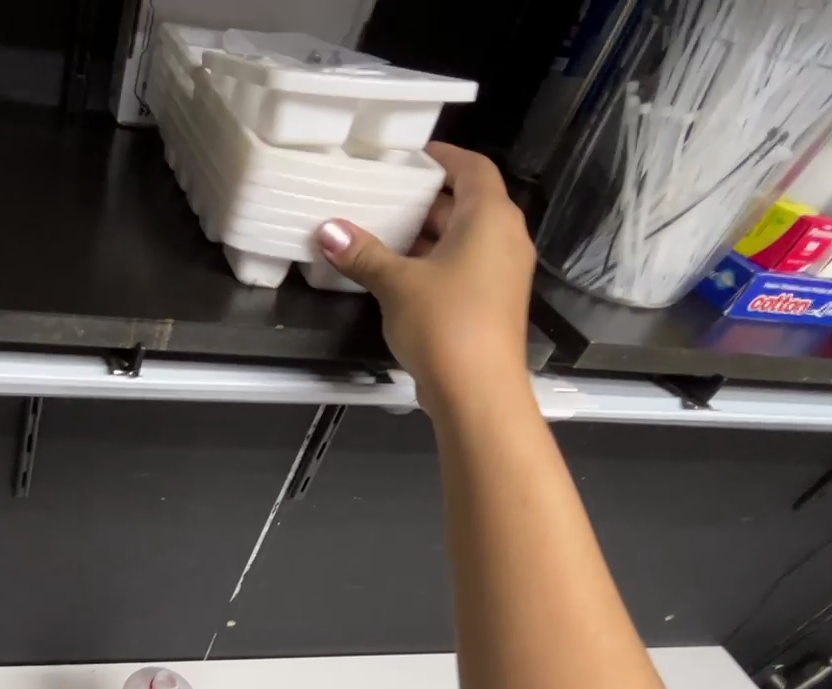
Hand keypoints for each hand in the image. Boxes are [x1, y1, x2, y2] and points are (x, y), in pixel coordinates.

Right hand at [314, 142, 535, 411]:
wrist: (478, 389)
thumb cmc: (444, 322)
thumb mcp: (396, 284)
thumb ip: (363, 254)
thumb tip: (327, 230)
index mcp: (489, 218)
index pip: (473, 168)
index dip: (445, 157)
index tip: (414, 156)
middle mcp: (504, 237)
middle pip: (468, 203)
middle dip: (428, 199)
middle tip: (387, 195)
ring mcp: (502, 272)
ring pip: (465, 238)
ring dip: (429, 233)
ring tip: (386, 232)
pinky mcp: (492, 302)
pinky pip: (465, 265)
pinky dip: (436, 260)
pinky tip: (402, 274)